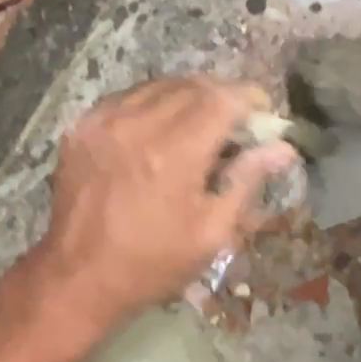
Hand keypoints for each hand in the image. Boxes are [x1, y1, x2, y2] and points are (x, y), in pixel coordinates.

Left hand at [31, 76, 298, 326]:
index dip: (249, 97)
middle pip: (192, 85)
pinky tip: (157, 127)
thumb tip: (284, 148)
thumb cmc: (153, 262)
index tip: (263, 111)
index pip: (222, 98)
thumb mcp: (212, 232)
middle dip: (221, 95)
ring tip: (198, 122)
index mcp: (175, 152)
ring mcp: (105, 120)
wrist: (77, 276)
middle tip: (234, 120)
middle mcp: (138, 124)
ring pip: (159, 86)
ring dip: (186, 95)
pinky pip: (127, 97)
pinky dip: (150, 103)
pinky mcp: (82, 125)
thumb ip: (247, 180)